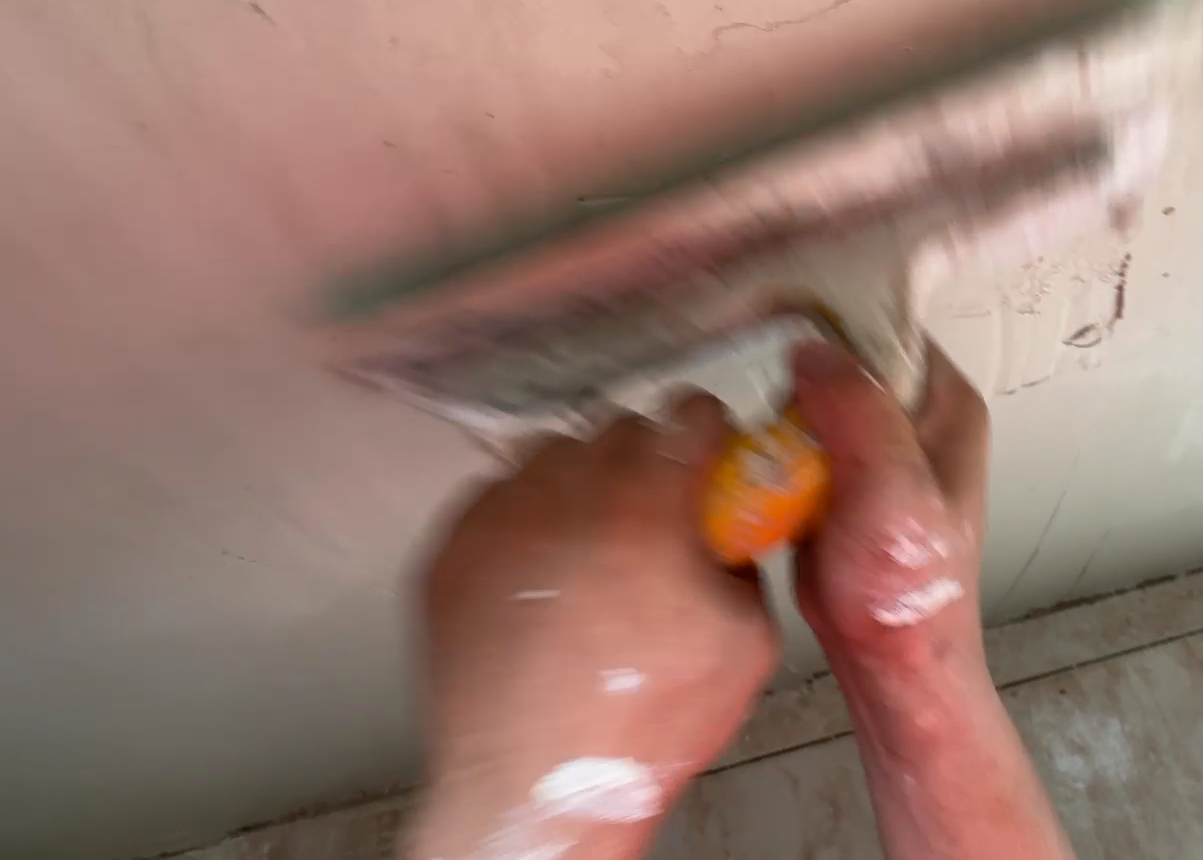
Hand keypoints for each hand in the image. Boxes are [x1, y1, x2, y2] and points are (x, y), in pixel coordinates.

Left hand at [407, 394, 779, 859]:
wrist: (534, 789)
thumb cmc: (640, 725)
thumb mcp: (747, 643)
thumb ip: (746, 562)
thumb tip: (724, 530)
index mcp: (649, 509)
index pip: (688, 412)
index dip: (706, 428)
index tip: (705, 448)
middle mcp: (571, 495)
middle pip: (623, 425)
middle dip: (648, 457)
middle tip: (651, 509)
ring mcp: (504, 515)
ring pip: (557, 449)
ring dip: (585, 477)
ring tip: (591, 533)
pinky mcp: (455, 545)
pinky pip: (501, 490)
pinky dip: (529, 510)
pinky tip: (542, 561)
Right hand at [789, 339, 990, 680]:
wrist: (887, 655)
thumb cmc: (904, 580)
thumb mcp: (893, 489)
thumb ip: (858, 411)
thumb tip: (808, 349)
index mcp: (944, 402)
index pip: (888, 329)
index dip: (837, 322)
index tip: (782, 323)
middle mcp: (913, 415)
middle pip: (845, 361)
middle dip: (803, 375)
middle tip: (769, 399)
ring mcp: (874, 445)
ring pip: (816, 399)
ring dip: (783, 413)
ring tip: (761, 434)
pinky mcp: (839, 474)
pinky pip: (800, 436)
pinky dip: (776, 443)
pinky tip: (759, 457)